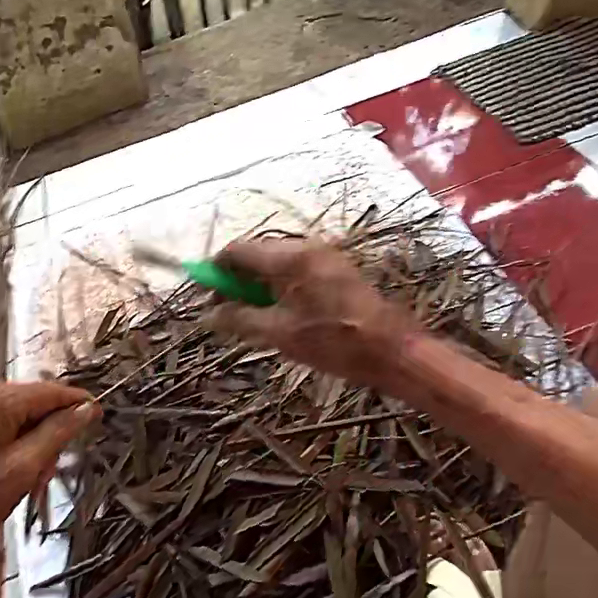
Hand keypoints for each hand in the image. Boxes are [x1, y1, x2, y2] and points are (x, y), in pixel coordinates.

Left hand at [0, 382, 98, 559]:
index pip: (48, 391)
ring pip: (16, 417)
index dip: (77, 404)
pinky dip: (11, 449)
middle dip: (49, 433)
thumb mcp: (22, 471)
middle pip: (32, 403)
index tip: (101, 417)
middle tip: (48, 474)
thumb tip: (86, 409)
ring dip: (31, 445)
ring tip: (26, 484)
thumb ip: (57, 434)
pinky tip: (9, 478)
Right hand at [204, 237, 415, 389]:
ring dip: (258, 284)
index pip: (237, 250)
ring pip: (276, 262)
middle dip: (237, 279)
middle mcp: (306, 247)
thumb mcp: (278, 334)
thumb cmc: (332, 342)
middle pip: (257, 254)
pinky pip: (297, 269)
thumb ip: (240, 319)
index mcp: (289, 258)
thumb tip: (208, 315)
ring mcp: (325, 256)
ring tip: (254, 316)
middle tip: (228, 311)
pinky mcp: (336, 268)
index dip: (216, 270)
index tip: (206, 295)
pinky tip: (281, 312)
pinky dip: (280, 286)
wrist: (391, 349)